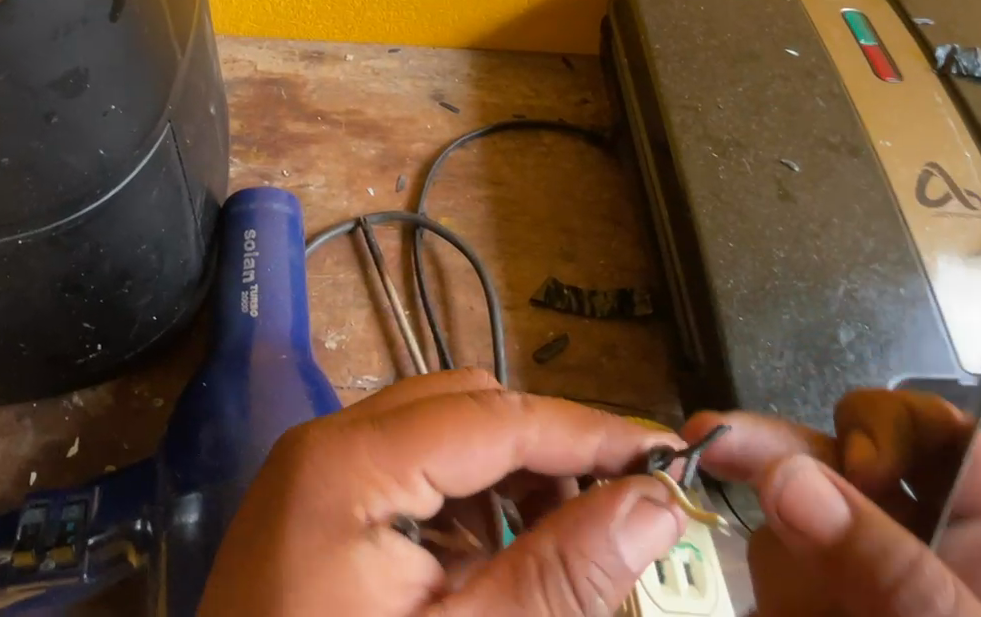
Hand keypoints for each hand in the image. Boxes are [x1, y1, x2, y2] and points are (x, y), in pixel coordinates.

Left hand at [199, 369, 689, 615]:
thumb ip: (560, 573)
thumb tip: (654, 503)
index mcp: (351, 462)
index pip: (495, 415)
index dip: (588, 431)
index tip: (666, 453)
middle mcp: (328, 439)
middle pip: (464, 406)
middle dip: (545, 449)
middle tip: (616, 508)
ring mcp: (314, 467)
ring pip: (438, 430)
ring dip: (507, 473)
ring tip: (557, 542)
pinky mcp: (314, 500)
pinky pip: (406, 469)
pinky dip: (461, 500)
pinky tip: (489, 562)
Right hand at [685, 391, 980, 616]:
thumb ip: (900, 576)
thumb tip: (788, 474)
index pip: (943, 445)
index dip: (890, 430)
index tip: (853, 464)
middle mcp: (921, 556)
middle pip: (844, 461)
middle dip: (778, 445)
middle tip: (709, 438)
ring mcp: (858, 587)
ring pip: (793, 509)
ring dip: (761, 507)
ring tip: (734, 502)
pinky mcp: (808, 611)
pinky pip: (770, 568)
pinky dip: (749, 563)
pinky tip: (740, 562)